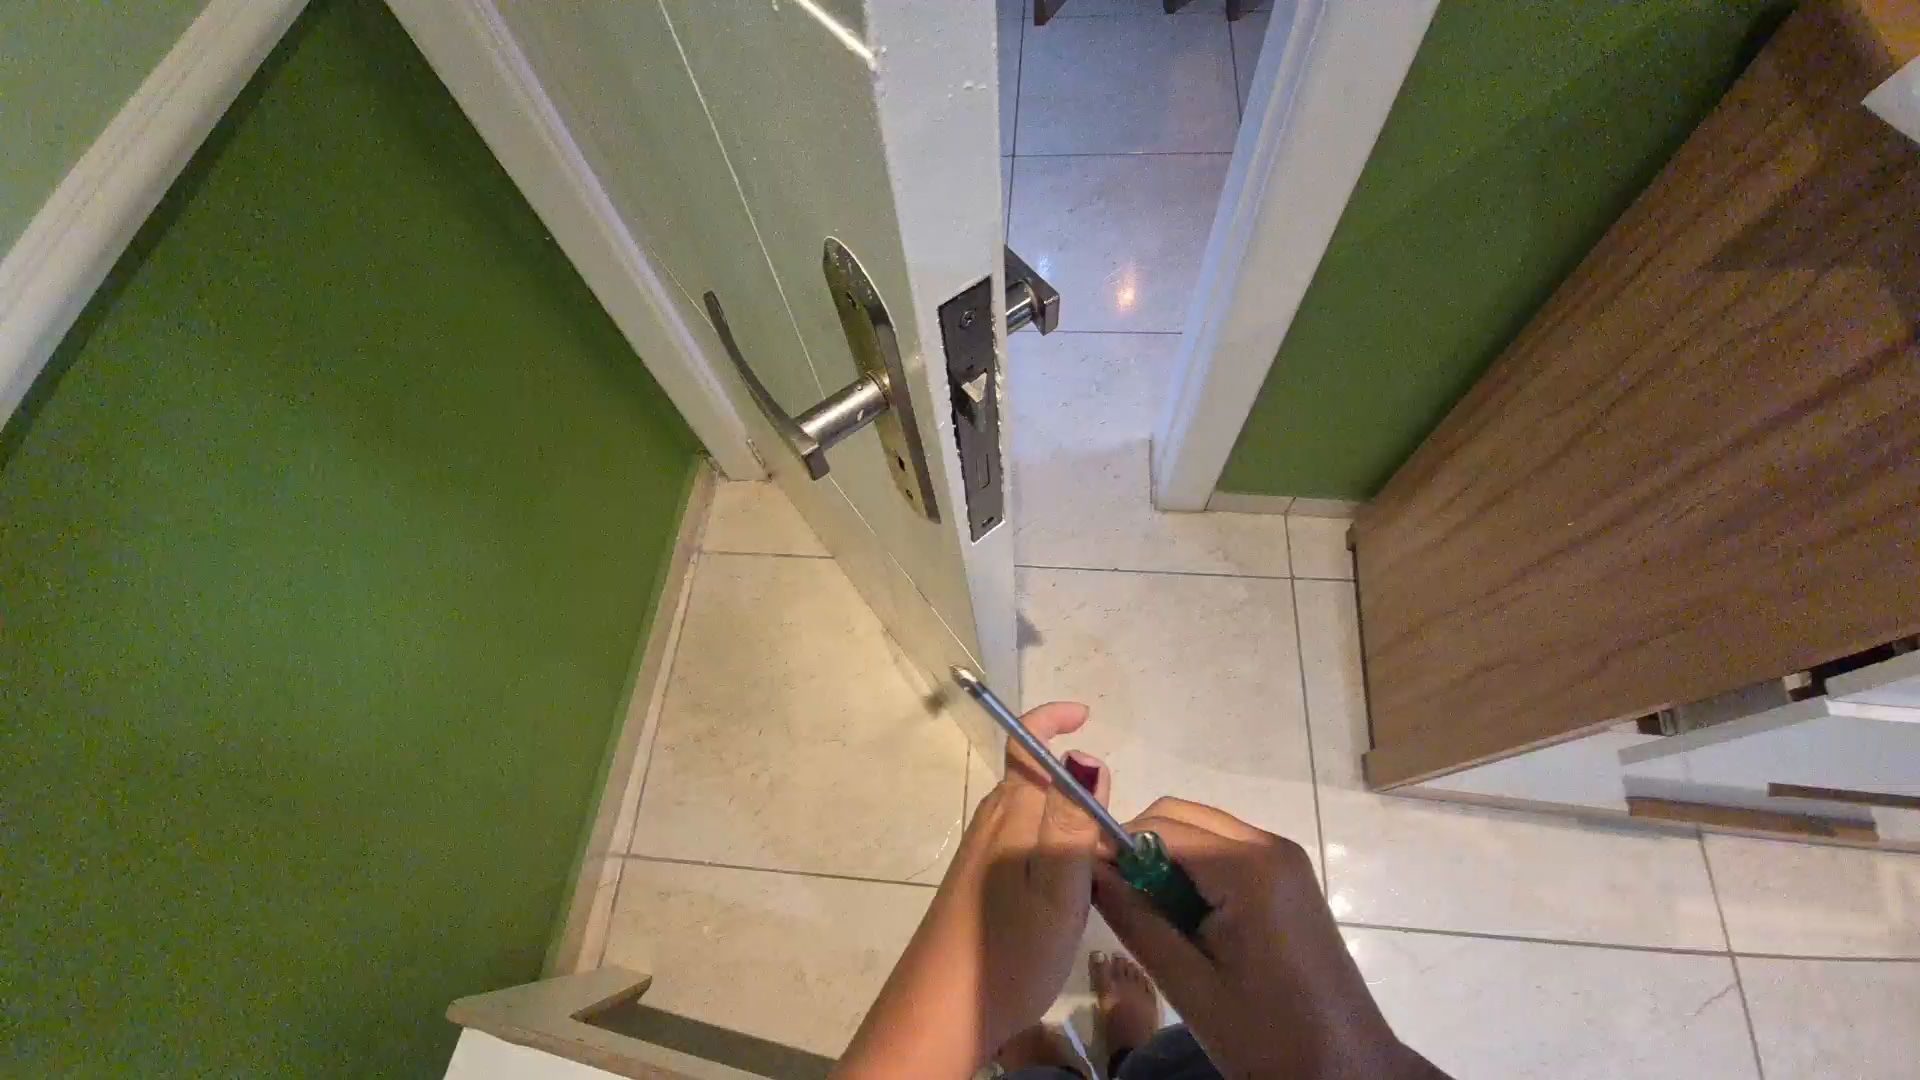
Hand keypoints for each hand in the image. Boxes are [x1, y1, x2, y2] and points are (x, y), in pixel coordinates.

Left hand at [834, 701, 1109, 1079]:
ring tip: (1099, 855)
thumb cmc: (1009, 949)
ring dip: (1066, 809)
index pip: (1026, 741)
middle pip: (1034, 772)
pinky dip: (1053, 836)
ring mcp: (984, 846)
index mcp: (1012, 811)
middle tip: (1113, 819)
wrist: (943, 1008)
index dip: (1053, 717)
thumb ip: (1072, 819)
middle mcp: (994, 818)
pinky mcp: (983, 874)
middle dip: (1074, 775)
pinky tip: (1068, 880)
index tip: (1087, 715)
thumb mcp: (1058, 885)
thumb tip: (1084, 755)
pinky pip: (1024, 833)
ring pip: (1031, 805)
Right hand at [1092, 798, 1447, 1079]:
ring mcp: (1283, 856)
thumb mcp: (1189, 986)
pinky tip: (1190, 915)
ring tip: (1153, 912)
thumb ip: (1134, 919)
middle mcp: (1268, 844)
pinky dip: (1195, 866)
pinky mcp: (1288, 872)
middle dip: (1141, 845)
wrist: (1353, 1075)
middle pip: (1181, 815)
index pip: (1161, 827)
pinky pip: (1224, 846)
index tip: (1089, 878)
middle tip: (1120, 898)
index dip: (1117, 845)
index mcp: (1248, 869)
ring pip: (1201, 827)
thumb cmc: (1269, 1040)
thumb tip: (1088, 867)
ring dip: (1167, 855)